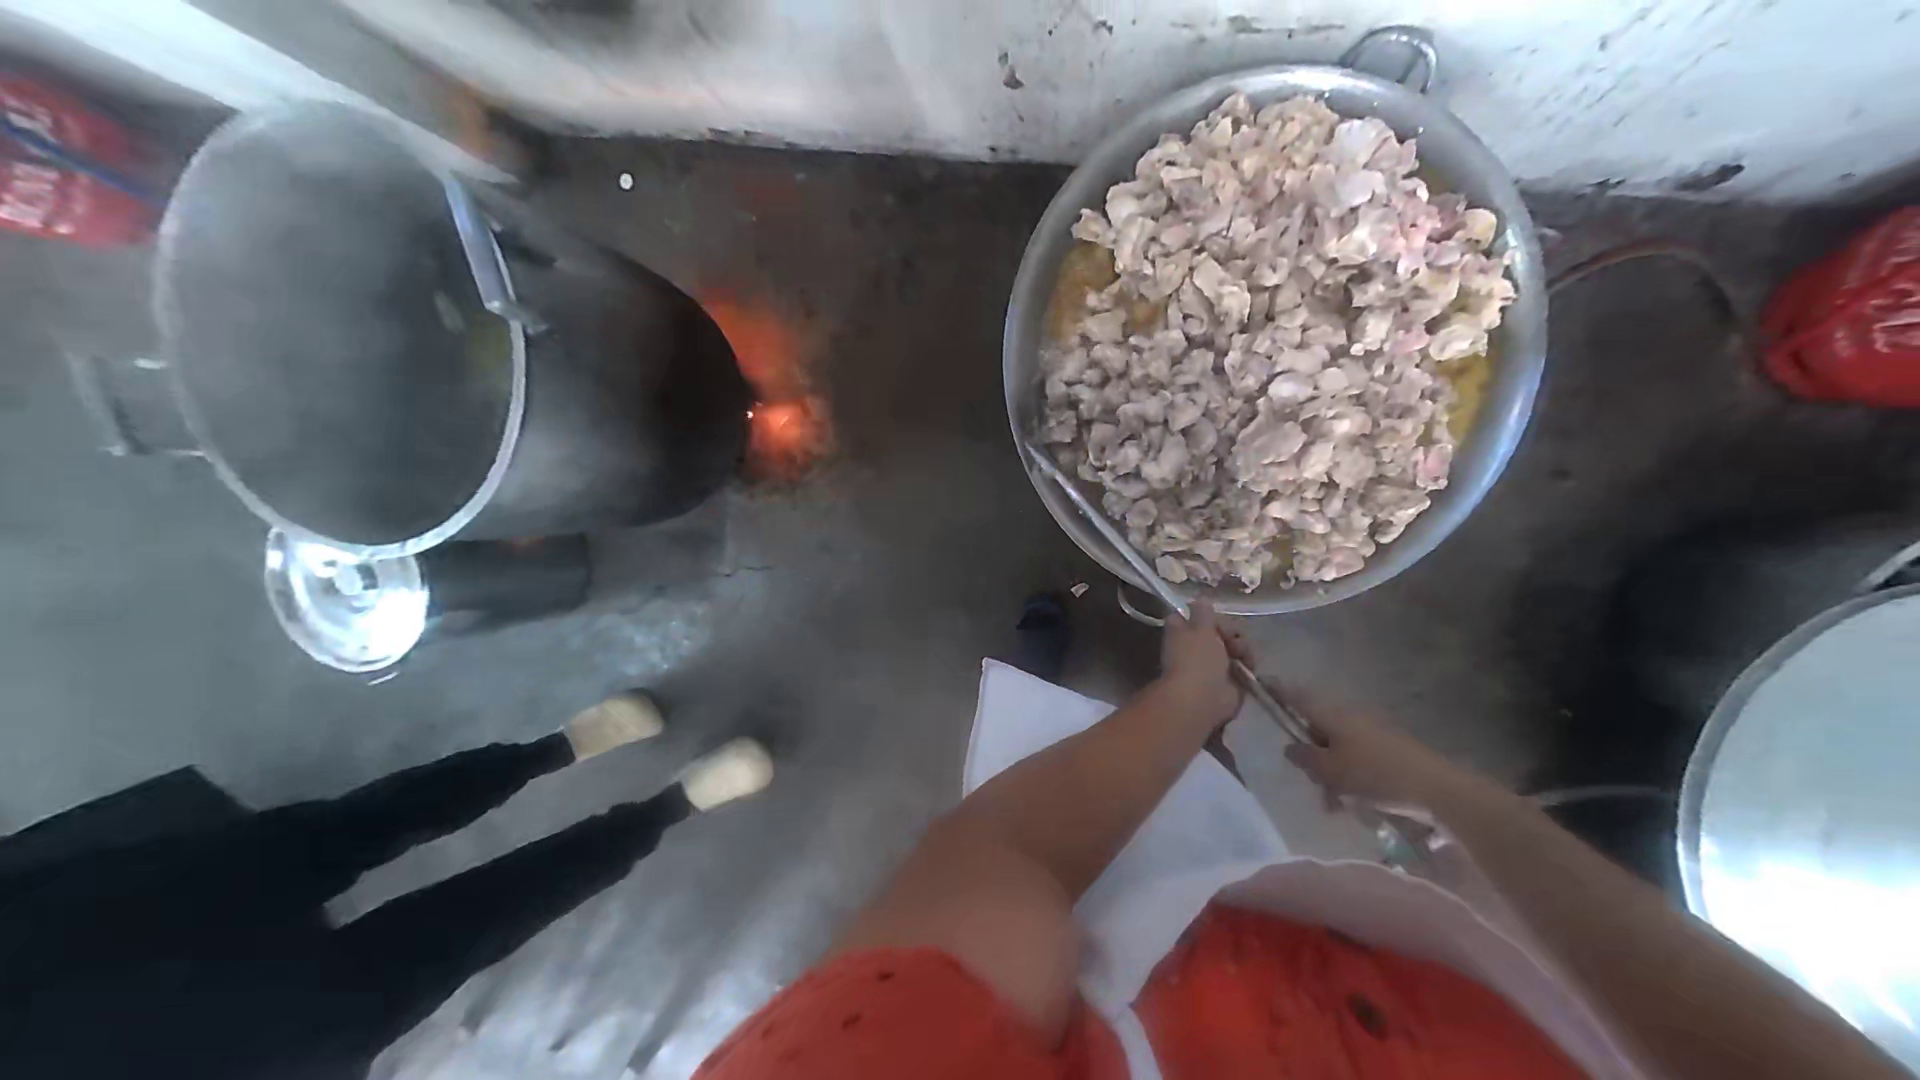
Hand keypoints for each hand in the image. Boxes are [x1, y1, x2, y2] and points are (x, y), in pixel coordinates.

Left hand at [1159, 602, 1250, 724]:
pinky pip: (1243, 664)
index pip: (1192, 615)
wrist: (1202, 698)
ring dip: (1242, 647)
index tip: (1217, 616)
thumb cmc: (1196, 658)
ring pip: (1233, 646)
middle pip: (1218, 630)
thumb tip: (1200, 598)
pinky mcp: (1229, 678)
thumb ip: (1203, 612)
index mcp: (1182, 631)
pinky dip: (1248, 663)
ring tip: (1243, 655)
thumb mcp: (1200, 627)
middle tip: (1233, 638)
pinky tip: (1250, 665)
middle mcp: (1195, 646)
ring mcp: (1212, 663)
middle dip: (1231, 631)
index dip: (1206, 614)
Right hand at [1276, 686, 1490, 810]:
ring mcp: (1372, 733)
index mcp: (1332, 714)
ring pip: (1337, 748)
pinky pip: (1357, 759)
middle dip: (1309, 753)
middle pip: (1317, 727)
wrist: (1439, 790)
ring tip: (1334, 804)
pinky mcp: (1389, 750)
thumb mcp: (1330, 770)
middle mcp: (1350, 717)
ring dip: (1331, 773)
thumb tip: (1290, 747)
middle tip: (1309, 780)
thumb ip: (1305, 757)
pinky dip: (1350, 777)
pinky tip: (1355, 804)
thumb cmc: (1375, 775)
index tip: (1260, 682)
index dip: (1277, 690)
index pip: (1296, 696)